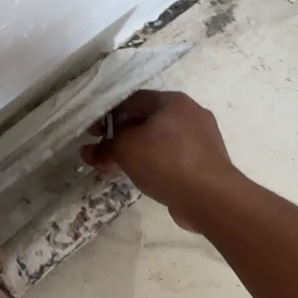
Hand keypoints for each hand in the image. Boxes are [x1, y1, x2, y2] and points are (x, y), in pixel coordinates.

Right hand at [80, 90, 246, 230]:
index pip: (131, 100)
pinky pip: (175, 156)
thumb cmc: (165, 162)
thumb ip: (103, 148)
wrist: (211, 197)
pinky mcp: (208, 160)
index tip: (93, 134)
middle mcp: (190, 112)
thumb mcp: (125, 151)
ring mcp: (203, 137)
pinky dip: (157, 163)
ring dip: (138, 151)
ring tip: (121, 168)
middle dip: (122, 136)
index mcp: (171, 101)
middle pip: (147, 119)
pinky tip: (145, 178)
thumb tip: (86, 151)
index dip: (107, 116)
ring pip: (160, 139)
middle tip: (105, 153)